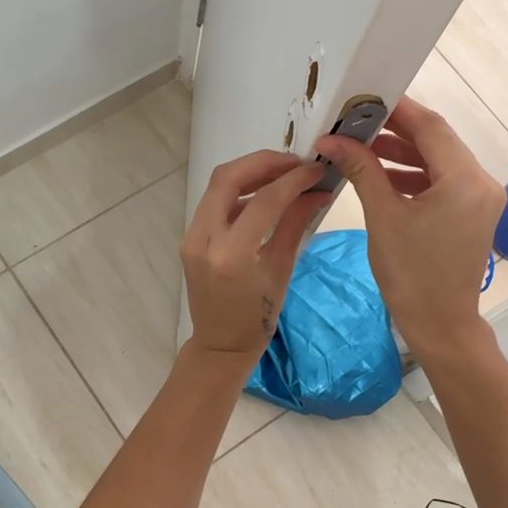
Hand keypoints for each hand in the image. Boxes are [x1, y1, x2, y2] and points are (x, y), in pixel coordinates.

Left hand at [181, 149, 326, 358]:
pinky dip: (239, 192)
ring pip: (218, 186)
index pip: (264, 200)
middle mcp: (204, 240)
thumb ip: (296, 224)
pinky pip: (214, 203)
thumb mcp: (282, 270)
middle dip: (264, 162)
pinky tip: (264, 195)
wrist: (221, 344)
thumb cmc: (257, 317)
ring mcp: (191, 238)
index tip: (316, 169)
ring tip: (284, 176)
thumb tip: (318, 190)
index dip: (293, 179)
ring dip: (251, 174)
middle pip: (228, 177)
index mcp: (231, 255)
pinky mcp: (189, 238)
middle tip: (296, 164)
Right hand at [315, 95, 504, 360]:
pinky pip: (443, 182)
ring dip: (402, 154)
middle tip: (355, 125)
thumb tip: (333, 140)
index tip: (363, 100)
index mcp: (464, 179)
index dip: (396, 109)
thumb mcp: (383, 218)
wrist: (440, 324)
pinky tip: (382, 177)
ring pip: (439, 162)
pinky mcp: (473, 214)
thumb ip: (363, 170)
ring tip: (361, 150)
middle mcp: (481, 181)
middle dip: (395, 131)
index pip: (430, 126)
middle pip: (437, 141)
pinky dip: (414, 176)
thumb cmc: (410, 275)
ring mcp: (480, 198)